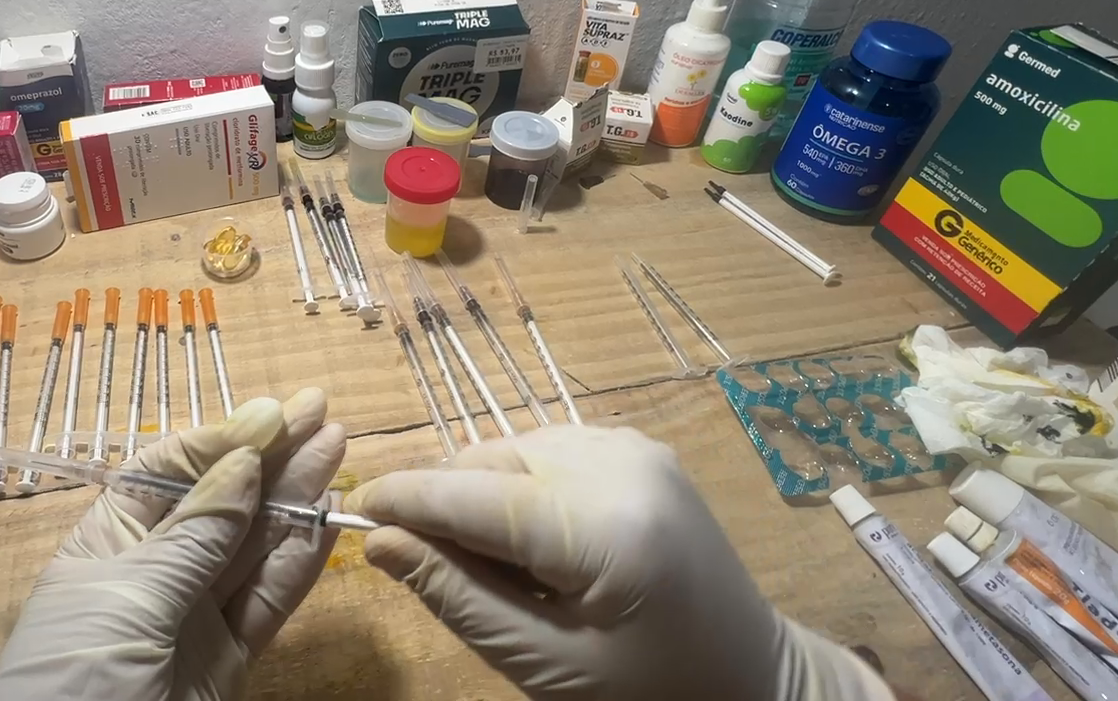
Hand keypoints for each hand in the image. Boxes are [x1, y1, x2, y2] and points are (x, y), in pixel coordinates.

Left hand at [0, 389, 345, 700]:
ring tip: (335, 445)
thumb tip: (245, 460)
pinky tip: (326, 519)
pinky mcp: (230, 657)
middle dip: (271, 454)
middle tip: (320, 409)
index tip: (273, 414)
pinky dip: (300, 559)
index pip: (172, 471)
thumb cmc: (74, 687)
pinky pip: (270, 598)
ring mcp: (196, 613)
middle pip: (223, 499)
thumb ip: (195, 535)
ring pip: (254, 543)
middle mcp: (158, 568)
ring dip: (296, 496)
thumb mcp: (127, 602)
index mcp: (111, 541)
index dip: (224, 438)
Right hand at [345, 424, 894, 700]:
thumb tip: (380, 540)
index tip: (357, 507)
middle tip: (442, 567)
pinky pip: (543, 448)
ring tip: (508, 562)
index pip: (477, 495)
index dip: (409, 497)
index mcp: (606, 529)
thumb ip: (458, 596)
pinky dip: (520, 484)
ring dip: (483, 494)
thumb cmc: (652, 695)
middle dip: (449, 505)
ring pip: (509, 449)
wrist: (759, 679)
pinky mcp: (632, 441)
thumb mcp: (547, 666)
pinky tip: (542, 535)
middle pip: (490, 463)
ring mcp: (628, 443)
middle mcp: (616, 462)